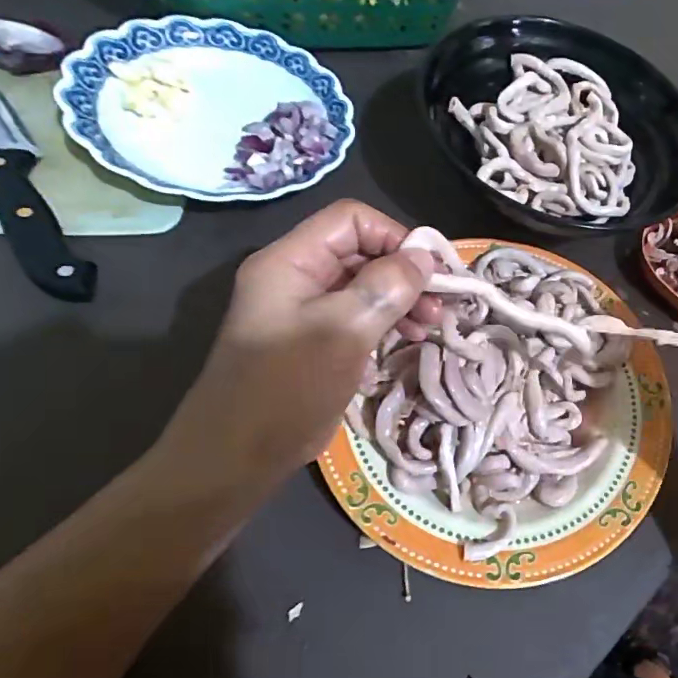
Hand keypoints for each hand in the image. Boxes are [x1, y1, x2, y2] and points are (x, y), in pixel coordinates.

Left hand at [157, 200, 436, 480]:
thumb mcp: (343, 331)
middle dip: (404, 272)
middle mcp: (296, 277)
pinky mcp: (315, 339)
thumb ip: (386, 286)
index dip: (395, 236)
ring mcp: (305, 310)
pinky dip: (388, 322)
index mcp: (290, 261)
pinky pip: (358, 315)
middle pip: (361, 251)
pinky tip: (410, 339)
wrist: (238, 457)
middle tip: (439, 305)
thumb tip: (424, 256)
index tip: (431, 271)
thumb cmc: (288, 388)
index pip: (351, 220)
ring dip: (402, 299)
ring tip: (432, 325)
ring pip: (365, 285)